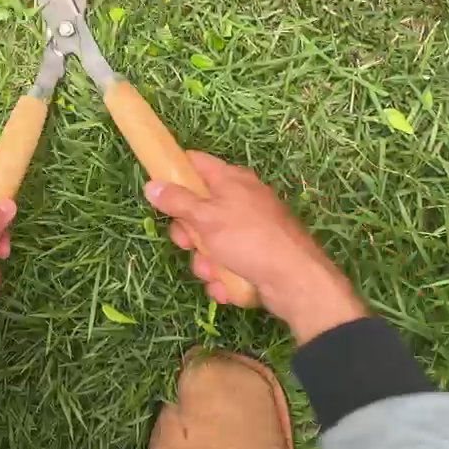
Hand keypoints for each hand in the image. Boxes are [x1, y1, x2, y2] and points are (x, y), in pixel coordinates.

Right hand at [144, 152, 366, 343]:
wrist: (297, 282)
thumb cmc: (248, 239)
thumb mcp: (204, 217)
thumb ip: (176, 200)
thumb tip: (151, 185)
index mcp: (231, 180)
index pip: (194, 162)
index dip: (173, 172)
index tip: (158, 191)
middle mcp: (241, 199)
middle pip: (197, 208)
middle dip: (188, 233)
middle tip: (186, 243)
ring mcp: (249, 228)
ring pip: (210, 240)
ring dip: (204, 261)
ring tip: (213, 272)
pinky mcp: (256, 254)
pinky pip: (227, 260)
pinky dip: (223, 275)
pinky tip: (225, 286)